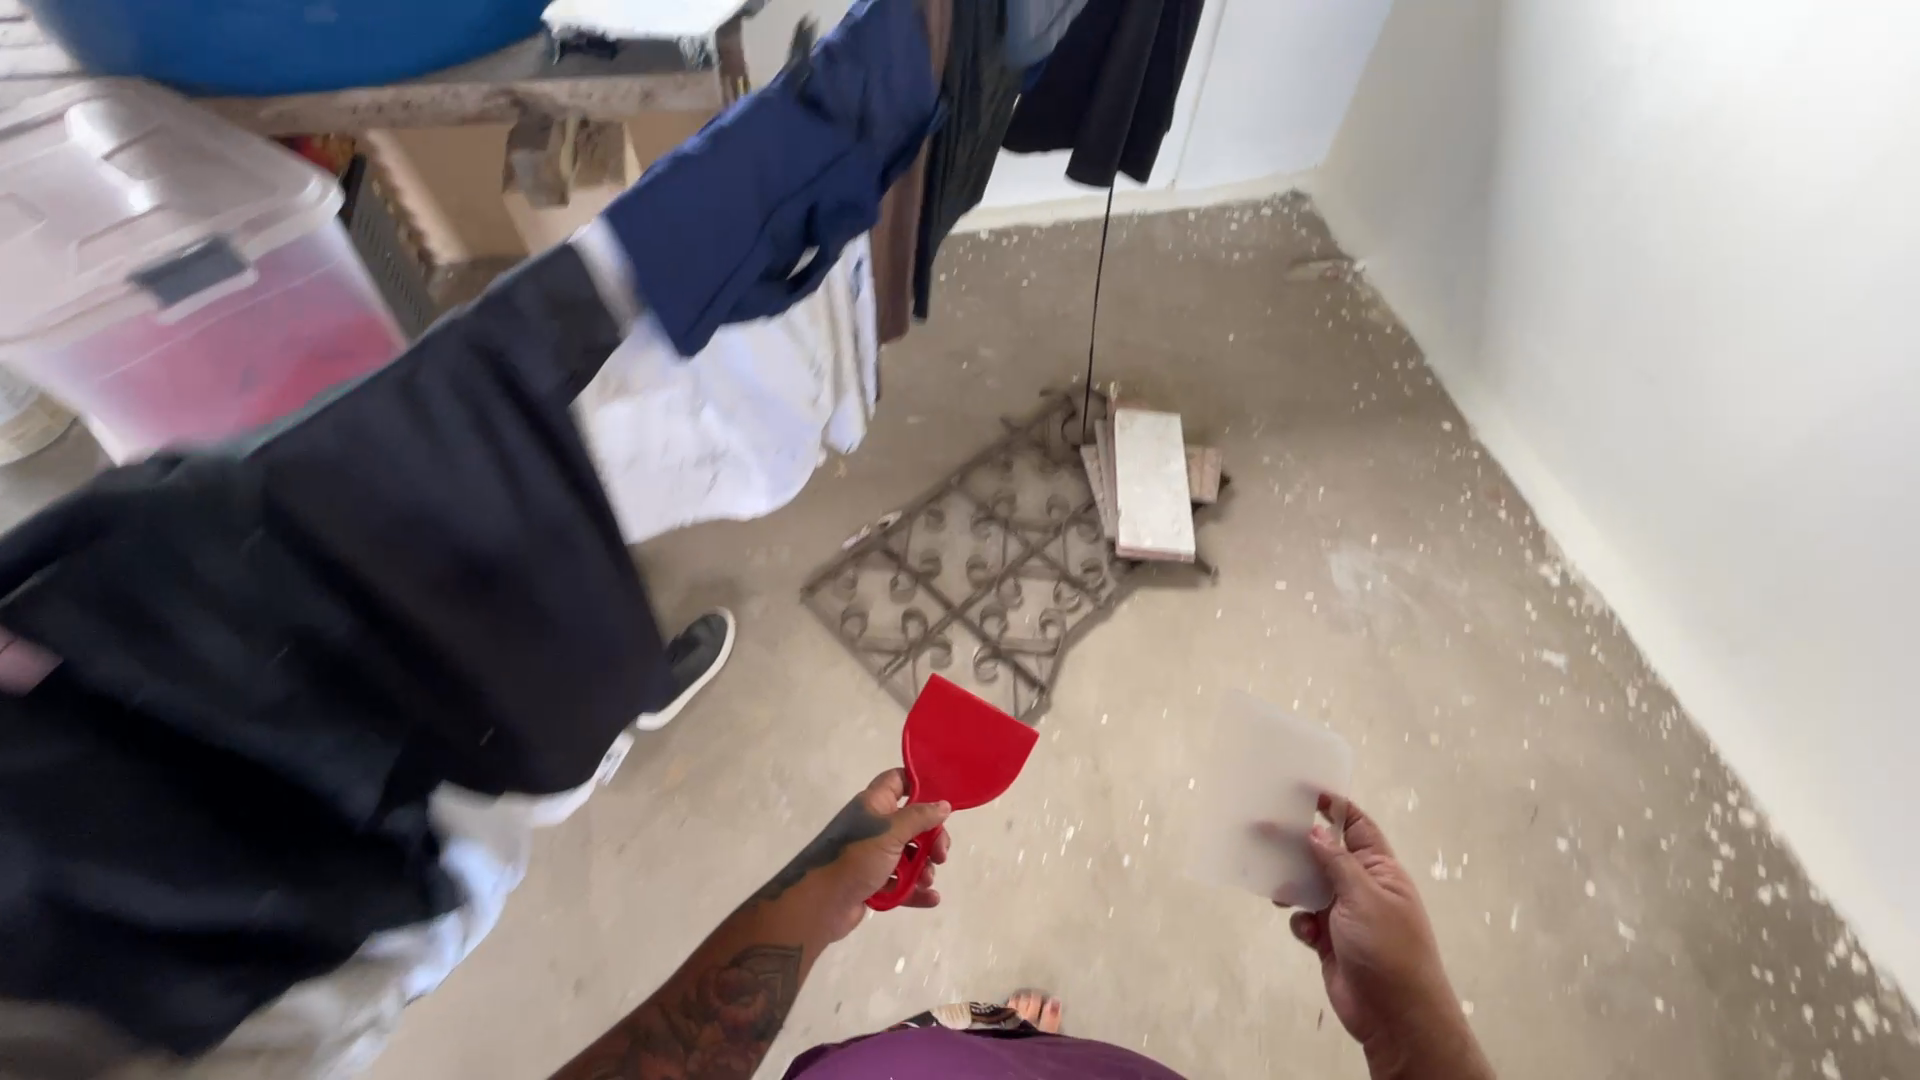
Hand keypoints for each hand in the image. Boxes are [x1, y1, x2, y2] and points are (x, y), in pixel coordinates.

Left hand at [773, 769, 950, 943]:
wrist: (820, 904)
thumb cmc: (855, 857)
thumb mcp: (890, 831)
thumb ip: (919, 817)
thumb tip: (944, 805)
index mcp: (874, 804)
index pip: (898, 781)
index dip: (919, 784)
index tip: (941, 799)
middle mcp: (874, 826)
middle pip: (912, 823)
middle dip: (931, 839)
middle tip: (940, 855)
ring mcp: (873, 855)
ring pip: (909, 855)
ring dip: (924, 867)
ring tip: (926, 881)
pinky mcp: (873, 882)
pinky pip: (902, 882)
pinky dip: (916, 890)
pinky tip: (931, 898)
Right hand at [1287, 796, 1490, 1078]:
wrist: (1395, 1018)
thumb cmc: (1389, 951)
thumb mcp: (1364, 899)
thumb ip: (1336, 863)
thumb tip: (1315, 832)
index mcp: (1381, 872)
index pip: (1358, 827)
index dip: (1335, 807)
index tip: (1308, 789)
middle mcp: (1362, 888)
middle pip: (1325, 853)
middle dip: (1299, 844)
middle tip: (1265, 827)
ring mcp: (1345, 913)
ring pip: (1309, 883)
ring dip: (1292, 884)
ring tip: (1276, 886)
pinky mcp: (1328, 937)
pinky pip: (1304, 915)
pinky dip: (1299, 919)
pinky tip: (1305, 931)